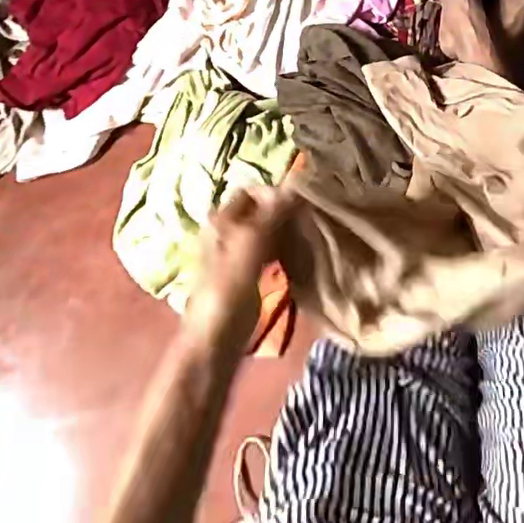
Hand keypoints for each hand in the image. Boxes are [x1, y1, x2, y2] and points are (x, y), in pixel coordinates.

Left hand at [181, 184, 298, 345]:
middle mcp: (227, 231)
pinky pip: (269, 250)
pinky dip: (283, 246)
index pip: (251, 191)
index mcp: (221, 219)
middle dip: (282, 210)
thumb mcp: (251, 243)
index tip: (299, 203)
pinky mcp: (247, 273)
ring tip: (306, 234)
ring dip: (285, 229)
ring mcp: (237, 253)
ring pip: (266, 230)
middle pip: (259, 210)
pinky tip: (298, 253)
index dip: (273, 192)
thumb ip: (273, 212)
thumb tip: (294, 185)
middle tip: (307, 218)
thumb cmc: (229, 286)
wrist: (216, 337)